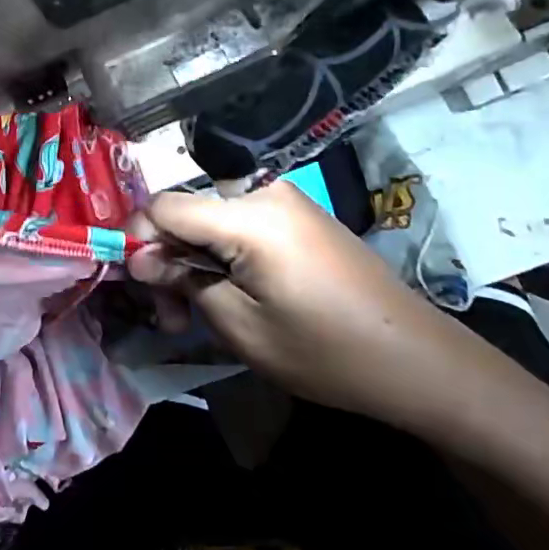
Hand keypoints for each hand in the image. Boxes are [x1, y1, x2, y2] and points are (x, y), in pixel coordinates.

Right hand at [127, 183, 460, 427]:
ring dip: (194, 262)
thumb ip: (184, 280)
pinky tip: (228, 295)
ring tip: (194, 315)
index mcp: (249, 214)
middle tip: (169, 317)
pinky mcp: (299, 217)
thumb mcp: (240, 325)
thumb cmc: (324, 350)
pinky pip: (242, 226)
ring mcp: (286, 202)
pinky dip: (224, 257)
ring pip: (213, 222)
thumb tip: (138, 255)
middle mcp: (264, 192)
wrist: (414, 357)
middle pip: (189, 213)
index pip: (165, 205)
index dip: (137, 238)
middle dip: (168, 260)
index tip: (134, 283)